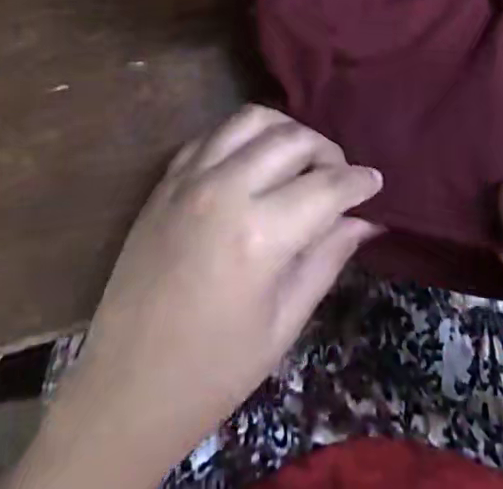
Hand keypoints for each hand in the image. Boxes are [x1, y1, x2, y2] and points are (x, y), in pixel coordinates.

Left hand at [8, 106, 383, 488]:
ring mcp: (189, 179)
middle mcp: (225, 190)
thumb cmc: (215, 369)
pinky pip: (213, 134)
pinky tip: (254, 163)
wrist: (127, 384)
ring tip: (301, 160)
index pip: (328, 186)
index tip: (375, 183)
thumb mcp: (284, 322)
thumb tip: (367, 221)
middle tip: (340, 177)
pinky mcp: (165, 180)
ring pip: (252, 119)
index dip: (359, 182)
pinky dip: (243, 137)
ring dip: (287, 131)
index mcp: (260, 234)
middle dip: (328, 152)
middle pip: (293, 139)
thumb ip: (327, 258)